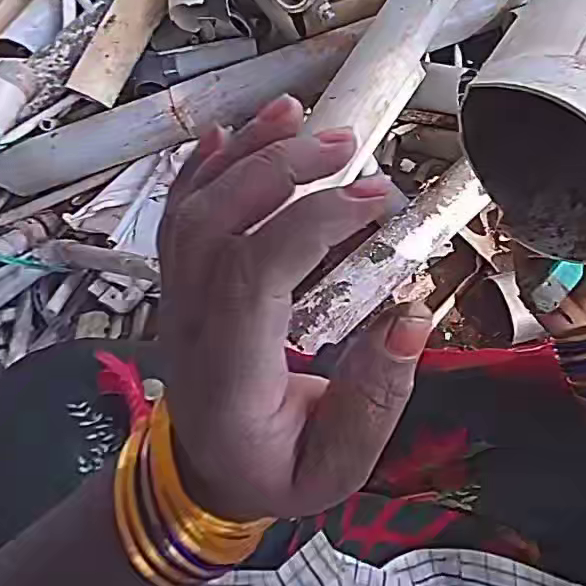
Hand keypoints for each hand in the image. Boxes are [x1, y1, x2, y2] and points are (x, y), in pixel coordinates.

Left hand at [157, 96, 434, 519]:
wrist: (205, 470)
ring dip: (243, 154)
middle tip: (345, 145)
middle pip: (215, 225)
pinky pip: (179, 215)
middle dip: (279, 170)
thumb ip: (375, 401)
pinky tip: (233, 133)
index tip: (376, 200)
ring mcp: (174, 299)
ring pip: (192, 210)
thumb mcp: (335, 467)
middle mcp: (189, 326)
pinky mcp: (178, 283)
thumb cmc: (271, 469)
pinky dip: (204, 167)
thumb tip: (410, 318)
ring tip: (295, 114)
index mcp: (230, 373)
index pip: (255, 276)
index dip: (314, 224)